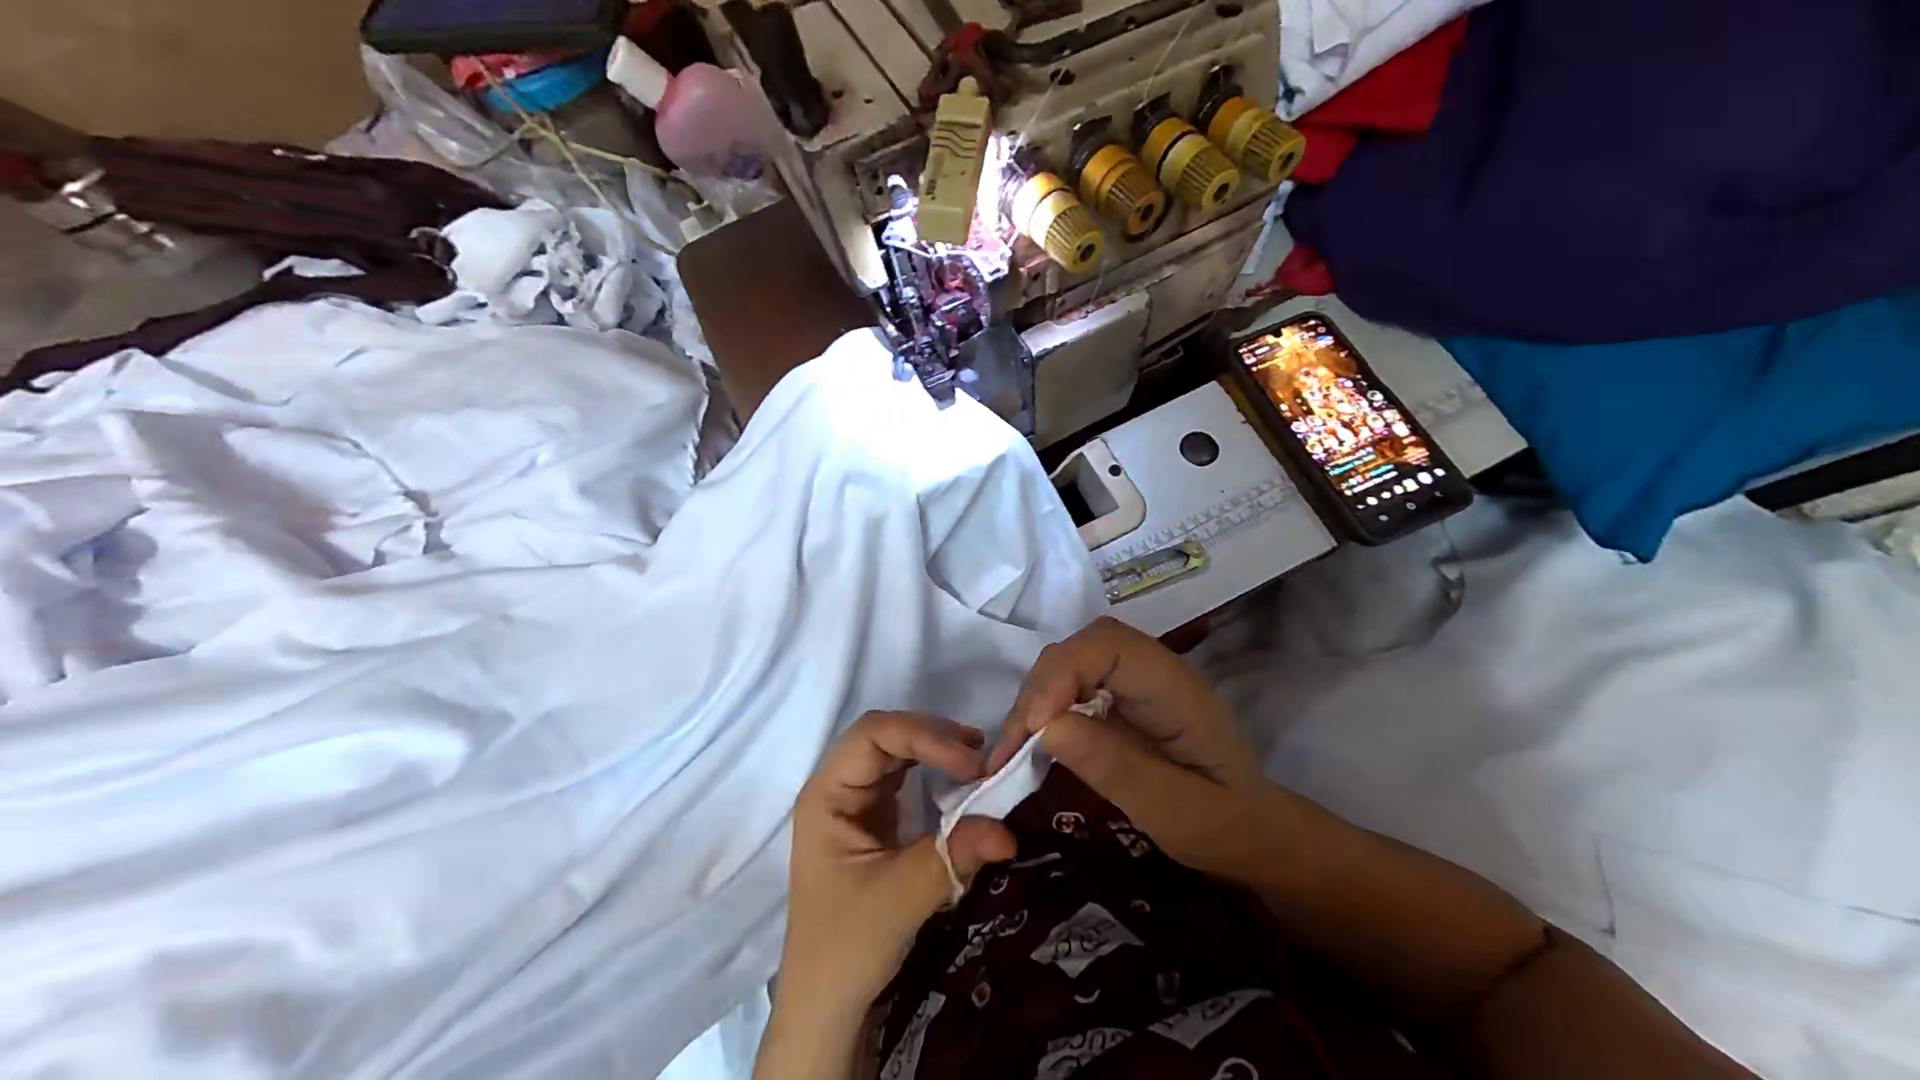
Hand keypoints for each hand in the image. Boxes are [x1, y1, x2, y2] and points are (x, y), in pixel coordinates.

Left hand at [780, 711, 1016, 1019]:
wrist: (827, 1007)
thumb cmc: (846, 948)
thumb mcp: (900, 899)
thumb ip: (950, 856)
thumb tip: (1008, 829)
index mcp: (827, 795)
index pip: (874, 735)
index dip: (923, 736)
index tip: (971, 763)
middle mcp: (838, 789)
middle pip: (885, 736)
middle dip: (933, 737)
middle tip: (981, 756)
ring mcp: (857, 804)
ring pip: (896, 753)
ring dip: (936, 749)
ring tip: (977, 761)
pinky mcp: (877, 823)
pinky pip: (906, 780)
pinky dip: (936, 772)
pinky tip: (962, 780)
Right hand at [989, 617, 1285, 883]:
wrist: (1250, 832)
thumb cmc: (1223, 826)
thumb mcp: (1176, 813)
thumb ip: (1118, 768)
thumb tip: (1047, 728)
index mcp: (1177, 690)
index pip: (1111, 646)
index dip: (1063, 673)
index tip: (1033, 727)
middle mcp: (1153, 672)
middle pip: (1082, 648)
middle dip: (1040, 689)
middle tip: (1011, 747)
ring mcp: (1133, 683)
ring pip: (1069, 663)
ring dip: (1034, 701)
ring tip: (1010, 752)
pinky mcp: (1118, 699)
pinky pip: (1071, 686)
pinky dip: (1041, 712)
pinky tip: (1027, 746)